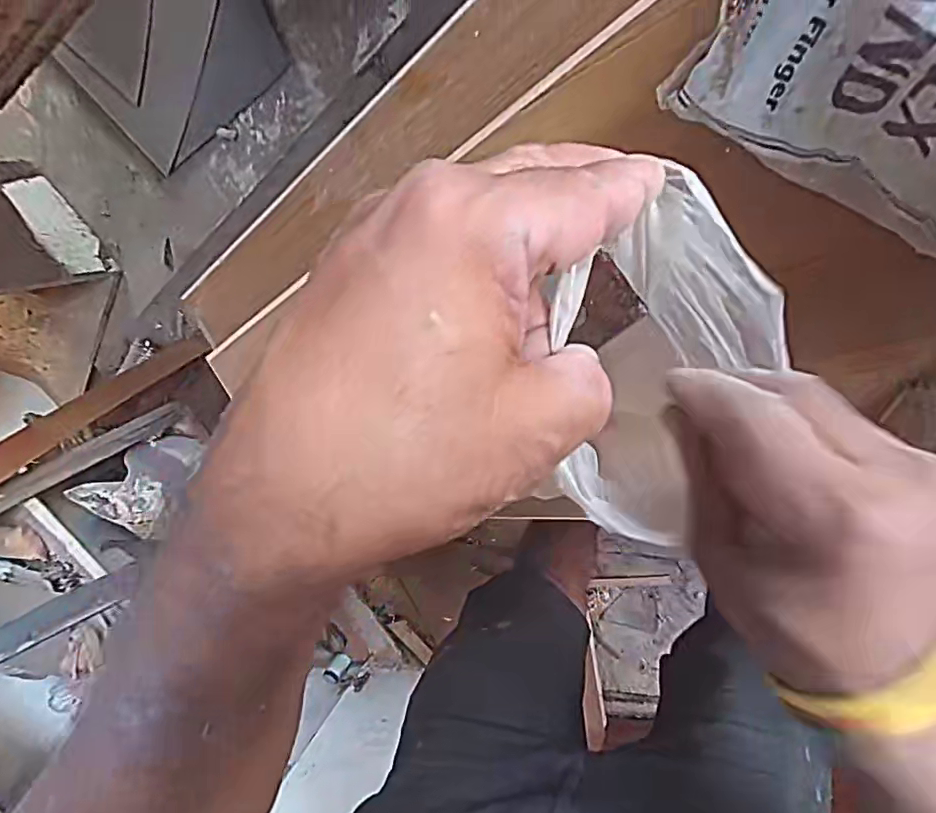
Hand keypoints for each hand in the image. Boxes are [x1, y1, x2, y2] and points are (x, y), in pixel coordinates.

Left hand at [191, 144, 664, 584]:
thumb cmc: (401, 464)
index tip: (657, 187)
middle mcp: (410, 208)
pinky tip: (475, 314)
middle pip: (520, 187)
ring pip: (468, 221)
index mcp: (471, 224)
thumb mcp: (533, 429)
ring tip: (544, 296)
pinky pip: (424, 254)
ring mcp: (363, 241)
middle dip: (573, 198)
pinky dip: (463, 271)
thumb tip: (572, 360)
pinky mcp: (338, 281)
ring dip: (513, 247)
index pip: (581, 193)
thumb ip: (587, 378)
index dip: (630, 195)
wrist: (278, 502)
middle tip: (616, 211)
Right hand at [667, 368, 935, 695]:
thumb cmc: (791, 631)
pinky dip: (806, 425)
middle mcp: (897, 477)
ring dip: (770, 405)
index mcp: (836, 513)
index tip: (673, 383)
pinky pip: (854, 424)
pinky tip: (781, 445)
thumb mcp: (723, 561)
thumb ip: (706, 482)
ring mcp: (929, 468)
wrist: (889, 673)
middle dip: (738, 389)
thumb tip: (687, 420)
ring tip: (732, 422)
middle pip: (800, 395)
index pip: (759, 419)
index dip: (709, 393)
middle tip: (696, 397)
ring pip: (827, 403)